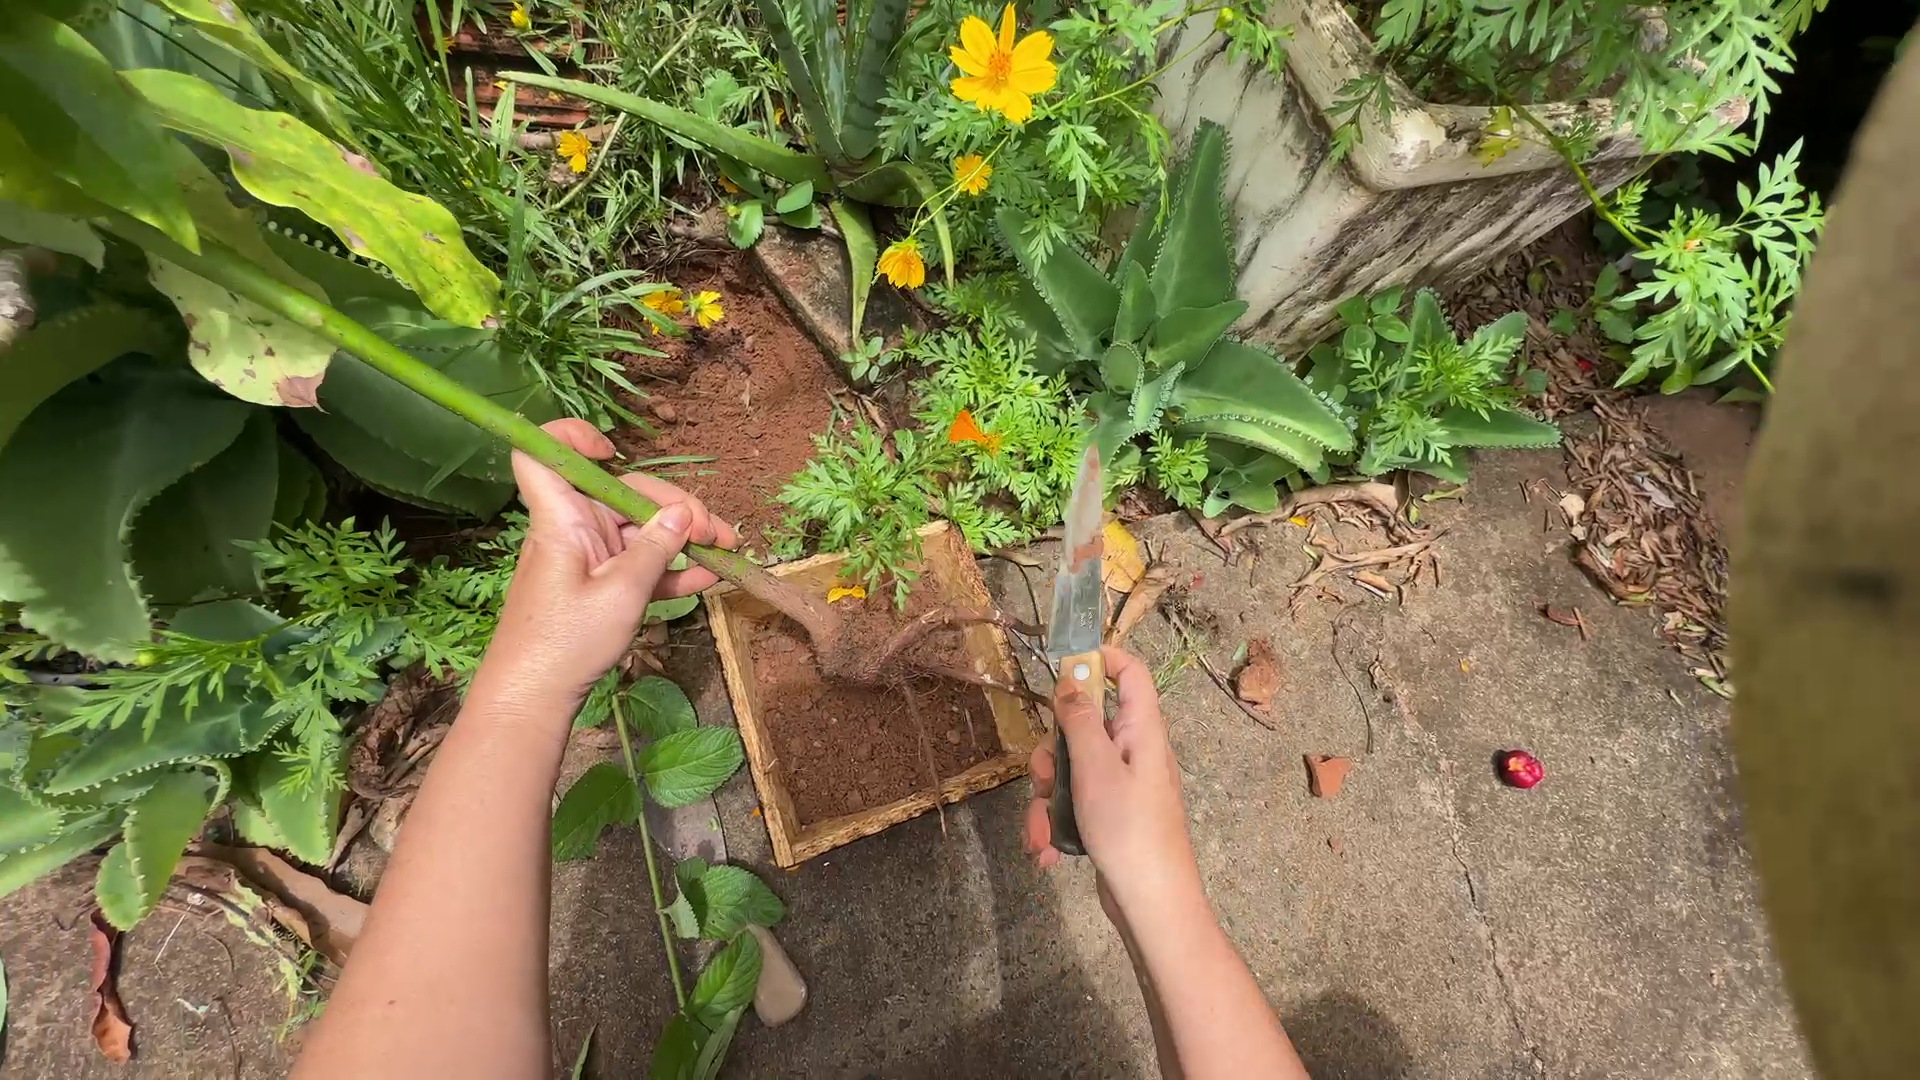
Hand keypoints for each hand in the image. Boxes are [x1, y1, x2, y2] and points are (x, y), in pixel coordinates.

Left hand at [481, 419, 738, 706]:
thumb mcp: (623, 592)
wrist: (534, 697)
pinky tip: (709, 576)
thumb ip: (657, 549)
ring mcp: (591, 558)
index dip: (570, 439)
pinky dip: (672, 568)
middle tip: (717, 532)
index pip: (543, 455)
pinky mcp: (601, 585)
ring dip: (685, 540)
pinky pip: (641, 564)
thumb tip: (684, 514)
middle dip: (676, 508)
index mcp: (563, 519)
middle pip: (625, 497)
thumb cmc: (567, 640)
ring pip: (642, 532)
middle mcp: (575, 529)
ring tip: (728, 551)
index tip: (614, 452)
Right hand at [1023, 646, 1203, 920]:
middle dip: (1053, 752)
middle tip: (1044, 777)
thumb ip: (1080, 720)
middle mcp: (1133, 751)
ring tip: (1042, 832)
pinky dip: (1056, 822)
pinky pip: (1075, 801)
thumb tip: (1069, 681)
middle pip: (1086, 725)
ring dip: (1049, 797)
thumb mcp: (1096, 767)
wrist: (1152, 906)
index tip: (1063, 665)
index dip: (1102, 658)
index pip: (1131, 673)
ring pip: (1072, 767)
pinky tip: (1047, 850)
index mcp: (1142, 730)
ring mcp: (1121, 785)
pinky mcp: (1110, 814)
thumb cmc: (1128, 828)